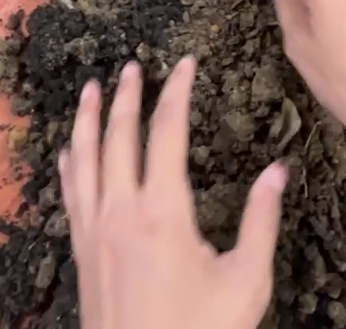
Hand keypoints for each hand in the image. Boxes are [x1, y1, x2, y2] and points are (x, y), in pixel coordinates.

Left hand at [62, 56, 287, 328]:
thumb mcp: (246, 283)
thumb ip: (261, 222)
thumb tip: (278, 169)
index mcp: (162, 210)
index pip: (167, 130)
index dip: (177, 91)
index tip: (185, 63)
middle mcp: (121, 210)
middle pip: (119, 135)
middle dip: (127, 95)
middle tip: (133, 65)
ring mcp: (94, 231)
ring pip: (84, 158)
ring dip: (87, 119)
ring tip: (89, 88)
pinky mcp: (81, 252)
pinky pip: (70, 194)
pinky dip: (69, 163)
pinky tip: (67, 151)